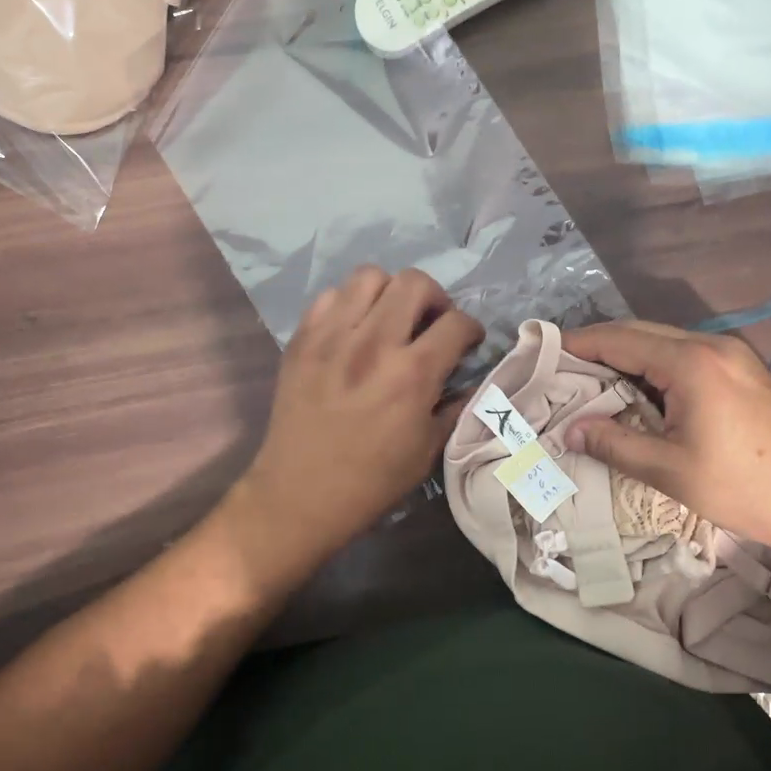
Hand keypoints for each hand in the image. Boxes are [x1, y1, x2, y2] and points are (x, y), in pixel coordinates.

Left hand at [231, 267, 483, 565]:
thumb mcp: (428, 450)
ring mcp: (333, 336)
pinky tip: (353, 329)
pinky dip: (348, 304)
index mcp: (411, 374)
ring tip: (390, 319)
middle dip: (435, 298)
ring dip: (390, 293)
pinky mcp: (302, 339)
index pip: (456, 323)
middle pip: (414, 282)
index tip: (468, 342)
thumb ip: (455, 406)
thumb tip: (471, 380)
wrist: (300, 494)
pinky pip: (330, 296)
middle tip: (431, 323)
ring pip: (370, 276)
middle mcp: (374, 343)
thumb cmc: (371, 481)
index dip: (471, 329)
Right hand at [563, 320, 770, 560]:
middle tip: (567, 366)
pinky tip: (648, 393)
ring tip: (600, 381)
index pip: (620, 340)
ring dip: (632, 355)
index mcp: (691, 362)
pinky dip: (660, 366)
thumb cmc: (744, 487)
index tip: (548, 349)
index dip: (581, 343)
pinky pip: (692, 357)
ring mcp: (738, 357)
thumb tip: (571, 431)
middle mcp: (714, 346)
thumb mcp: (670, 470)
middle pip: (644, 332)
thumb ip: (614, 445)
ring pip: (669, 343)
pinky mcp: (752, 374)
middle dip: (602, 345)